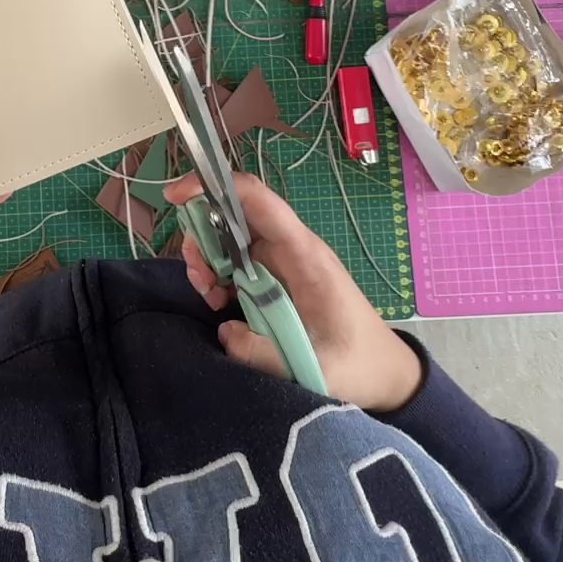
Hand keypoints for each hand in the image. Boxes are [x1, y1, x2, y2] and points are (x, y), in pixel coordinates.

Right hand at [167, 172, 421, 412]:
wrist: (387, 375)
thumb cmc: (359, 363)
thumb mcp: (317, 368)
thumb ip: (265, 354)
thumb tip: (225, 331)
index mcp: (302, 253)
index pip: (256, 199)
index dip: (214, 186)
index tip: (175, 196)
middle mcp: (288, 248)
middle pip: (232, 215)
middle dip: (201, 235)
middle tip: (198, 276)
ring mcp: (279, 262)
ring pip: (227, 238)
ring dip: (206, 258)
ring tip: (208, 294)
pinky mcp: (273, 279)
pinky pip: (234, 262)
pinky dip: (216, 275)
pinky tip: (218, 302)